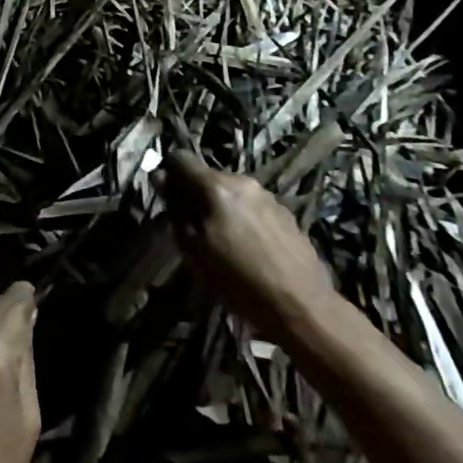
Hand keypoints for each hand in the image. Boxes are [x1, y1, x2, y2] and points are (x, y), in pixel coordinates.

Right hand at [156, 153, 334, 343]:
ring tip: (225, 241)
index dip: (169, 173)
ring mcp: (267, 195)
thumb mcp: (194, 249)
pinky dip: (243, 217)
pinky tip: (250, 247)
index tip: (168, 197)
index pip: (180, 158)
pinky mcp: (285, 211)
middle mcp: (242, 180)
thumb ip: (175, 209)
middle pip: (207, 176)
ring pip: (231, 191)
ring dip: (221, 207)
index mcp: (215, 186)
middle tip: (195, 229)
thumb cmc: (238, 280)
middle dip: (197, 195)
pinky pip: (252, 205)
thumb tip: (162, 179)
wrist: (301, 303)